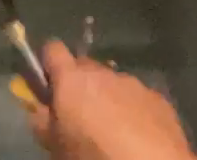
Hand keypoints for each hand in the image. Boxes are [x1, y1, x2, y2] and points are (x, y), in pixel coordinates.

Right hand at [26, 40, 196, 159]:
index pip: (52, 48)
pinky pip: (138, 98)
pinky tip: (138, 137)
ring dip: (108, 98)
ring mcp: (132, 83)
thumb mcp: (55, 146)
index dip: (48, 64)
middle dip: (80, 84)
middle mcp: (101, 72)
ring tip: (113, 130)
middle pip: (84, 66)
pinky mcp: (159, 100)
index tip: (49, 85)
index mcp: (71, 78)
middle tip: (80, 115)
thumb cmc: (93, 156)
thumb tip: (37, 108)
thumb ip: (41, 121)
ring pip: (112, 83)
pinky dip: (134, 110)